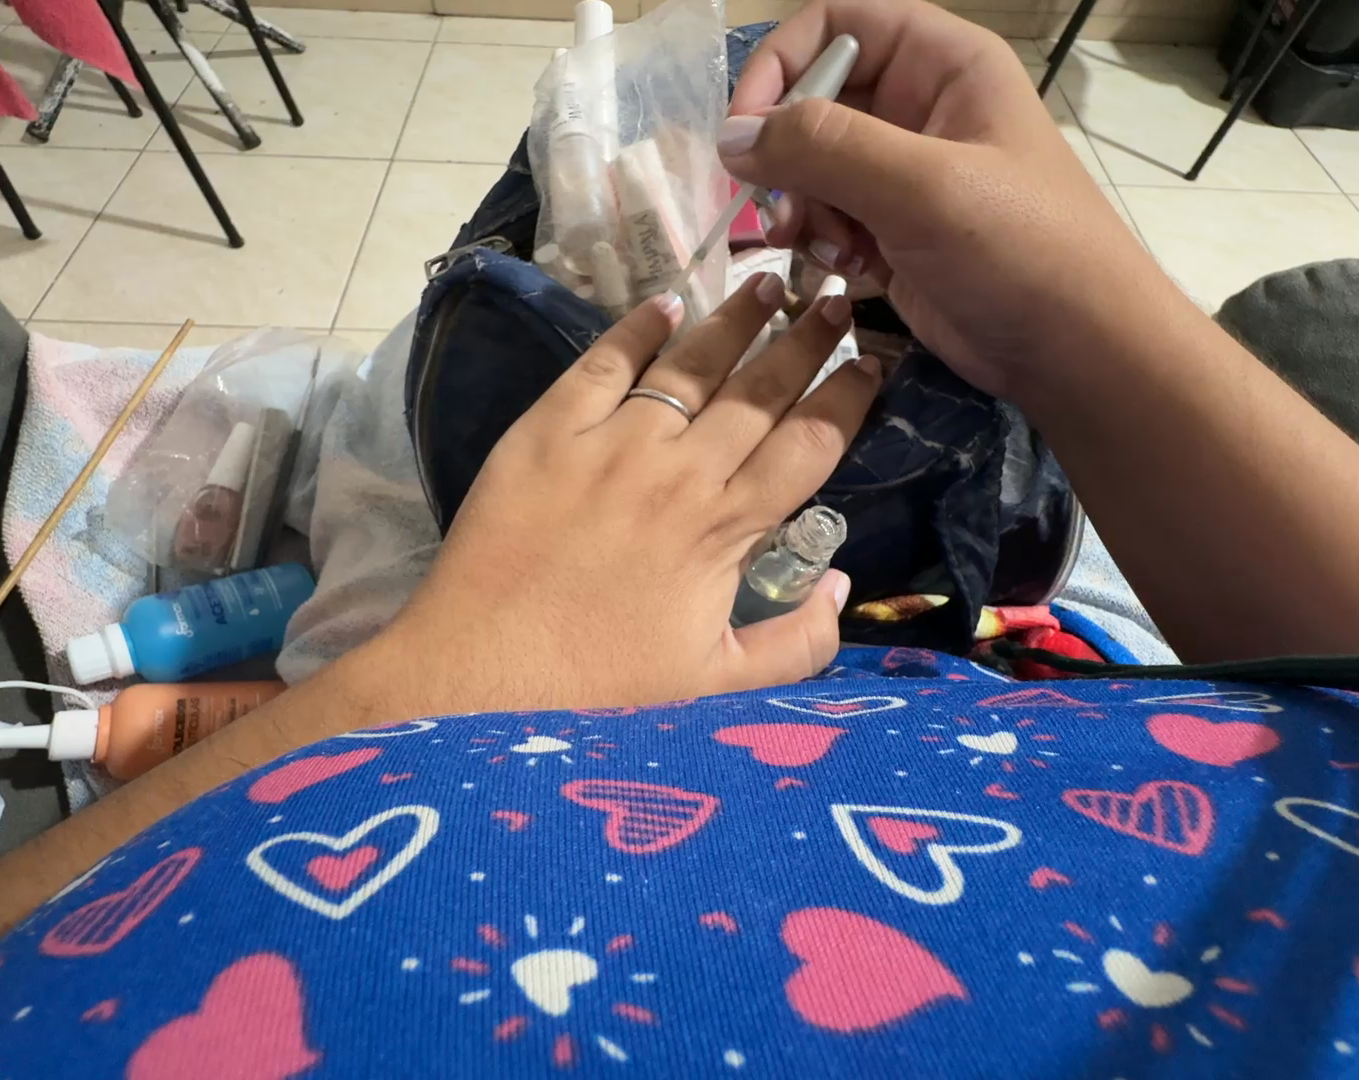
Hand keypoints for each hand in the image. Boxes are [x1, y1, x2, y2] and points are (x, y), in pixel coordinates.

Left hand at [367, 276, 880, 712]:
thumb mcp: (718, 686)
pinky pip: (602, 365)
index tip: (874, 360)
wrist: (484, 673)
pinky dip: (636, 329)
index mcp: (725, 528)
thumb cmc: (603, 687)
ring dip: (736, 321)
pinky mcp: (548, 433)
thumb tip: (843, 586)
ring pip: (689, 366)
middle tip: (837, 297)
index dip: (848, 397)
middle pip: (759, 391)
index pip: (809, 444)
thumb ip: (797, 644)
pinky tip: (666, 304)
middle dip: (807, 340)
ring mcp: (611, 444)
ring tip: (771, 281)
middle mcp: (679, 470)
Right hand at [721, 0, 1170, 397]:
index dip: (779, 69)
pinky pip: (830, 224)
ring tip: (830, 249)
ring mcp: (901, 181)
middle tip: (783, 215)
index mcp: (938, 65)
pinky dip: (825, 245)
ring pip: (813, 174)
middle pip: (814, 108)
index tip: (742, 134)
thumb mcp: (921, 186)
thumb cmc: (1017, 250)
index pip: (835, 29)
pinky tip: (850, 270)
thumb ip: (824, 150)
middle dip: (787, 161)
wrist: (1069, 348)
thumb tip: (731, 136)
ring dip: (803, 211)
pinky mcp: (892, 238)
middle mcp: (915, 114)